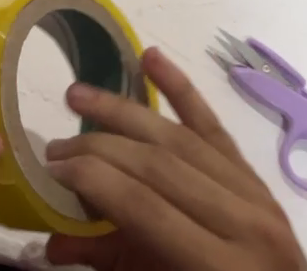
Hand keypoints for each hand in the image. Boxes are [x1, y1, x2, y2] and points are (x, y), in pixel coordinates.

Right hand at [43, 48, 306, 270]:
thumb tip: (51, 239)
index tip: (51, 166)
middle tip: (55, 145)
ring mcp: (255, 195)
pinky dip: (181, 88)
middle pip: (157, 164)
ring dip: (122, 109)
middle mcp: (243, 223)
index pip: (143, 205)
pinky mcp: (255, 178)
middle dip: (97, 147)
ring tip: (77, 95)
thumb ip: (110, 262)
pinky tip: (151, 57)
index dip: (92, 179)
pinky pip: (213, 127)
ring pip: (178, 138)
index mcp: (218, 266)